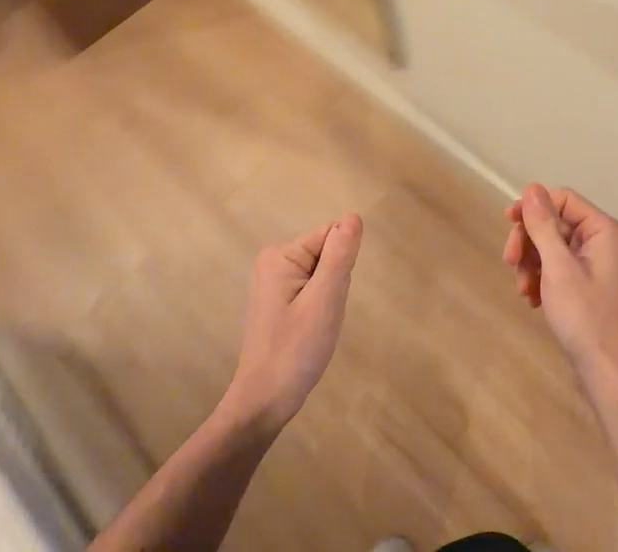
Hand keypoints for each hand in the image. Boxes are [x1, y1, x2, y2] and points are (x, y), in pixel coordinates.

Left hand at [225, 213, 362, 426]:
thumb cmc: (296, 349)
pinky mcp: (278, 301)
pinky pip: (313, 291)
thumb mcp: (325, 300)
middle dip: (336, 284)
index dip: (341, 268)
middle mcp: (273, 260)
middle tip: (322, 316)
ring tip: (316, 326)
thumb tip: (353, 216)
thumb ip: (340, 256)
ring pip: (324, 275)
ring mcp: (274, 282)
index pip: (332, 236)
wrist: (264, 401)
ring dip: (329, 299)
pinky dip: (320, 309)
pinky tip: (310, 331)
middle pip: (328, 254)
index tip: (329, 299)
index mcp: (280, 254)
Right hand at [502, 184, 617, 387]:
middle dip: (529, 242)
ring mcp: (598, 264)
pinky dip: (542, 279)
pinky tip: (534, 300)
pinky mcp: (589, 284)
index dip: (533, 209)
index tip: (507, 224)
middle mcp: (604, 241)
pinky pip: (559, 267)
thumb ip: (543, 225)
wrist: (606, 371)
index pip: (563, 199)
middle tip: (510, 263)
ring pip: (552, 247)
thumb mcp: (558, 267)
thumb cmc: (584, 316)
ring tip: (524, 290)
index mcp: (605, 230)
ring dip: (532, 264)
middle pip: (555, 223)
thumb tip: (531, 188)